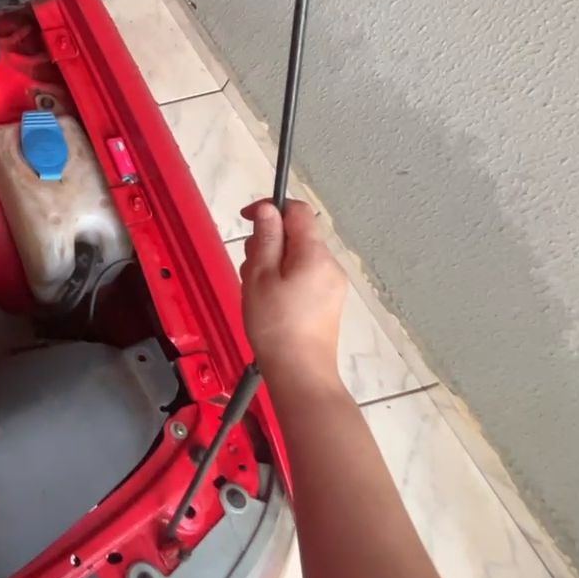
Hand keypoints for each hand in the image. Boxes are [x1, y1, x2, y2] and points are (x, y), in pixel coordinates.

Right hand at [240, 199, 347, 389]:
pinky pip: (303, 272)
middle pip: (297, 233)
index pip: (298, 211)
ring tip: (257, 286)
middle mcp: (330, 265)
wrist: (299, 370)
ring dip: (273, 259)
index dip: (271, 207)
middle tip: (250, 265)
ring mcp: (332, 283)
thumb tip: (268, 208)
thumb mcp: (259, 274)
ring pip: (296, 254)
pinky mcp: (328, 299)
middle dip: (268, 239)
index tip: (246, 219)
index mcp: (314, 255)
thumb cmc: (273, 321)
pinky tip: (270, 296)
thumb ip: (265, 238)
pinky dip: (283, 274)